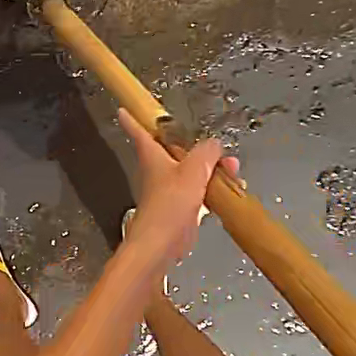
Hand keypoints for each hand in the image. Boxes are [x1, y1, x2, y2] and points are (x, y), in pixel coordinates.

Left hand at [116, 109, 234, 268]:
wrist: (162, 244)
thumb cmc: (170, 204)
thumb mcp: (194, 170)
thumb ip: (207, 152)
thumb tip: (215, 145)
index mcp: (152, 156)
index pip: (139, 132)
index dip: (132, 120)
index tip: (124, 110)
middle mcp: (157, 171)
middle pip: (174, 151)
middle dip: (196, 146)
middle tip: (218, 148)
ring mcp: (167, 190)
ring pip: (190, 171)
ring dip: (210, 168)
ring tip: (232, 169)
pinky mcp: (179, 208)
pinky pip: (198, 191)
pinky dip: (213, 188)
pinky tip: (229, 190)